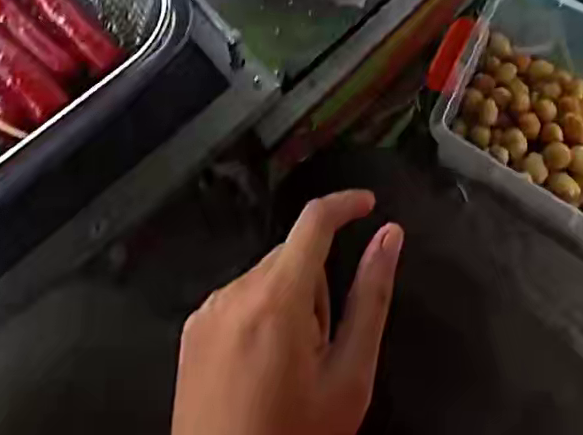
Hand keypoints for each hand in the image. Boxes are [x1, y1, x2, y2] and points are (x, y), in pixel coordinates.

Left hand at [172, 190, 402, 434]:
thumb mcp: (349, 379)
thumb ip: (371, 298)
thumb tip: (388, 239)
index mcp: (277, 298)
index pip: (313, 221)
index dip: (344, 203)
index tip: (367, 203)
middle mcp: (235, 290)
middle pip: (292, 258)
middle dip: (314, 288)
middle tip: (320, 351)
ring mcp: (209, 308)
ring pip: (266, 278)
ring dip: (286, 305)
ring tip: (288, 370)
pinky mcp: (194, 326)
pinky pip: (237, 298)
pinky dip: (257, 317)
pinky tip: (260, 370)